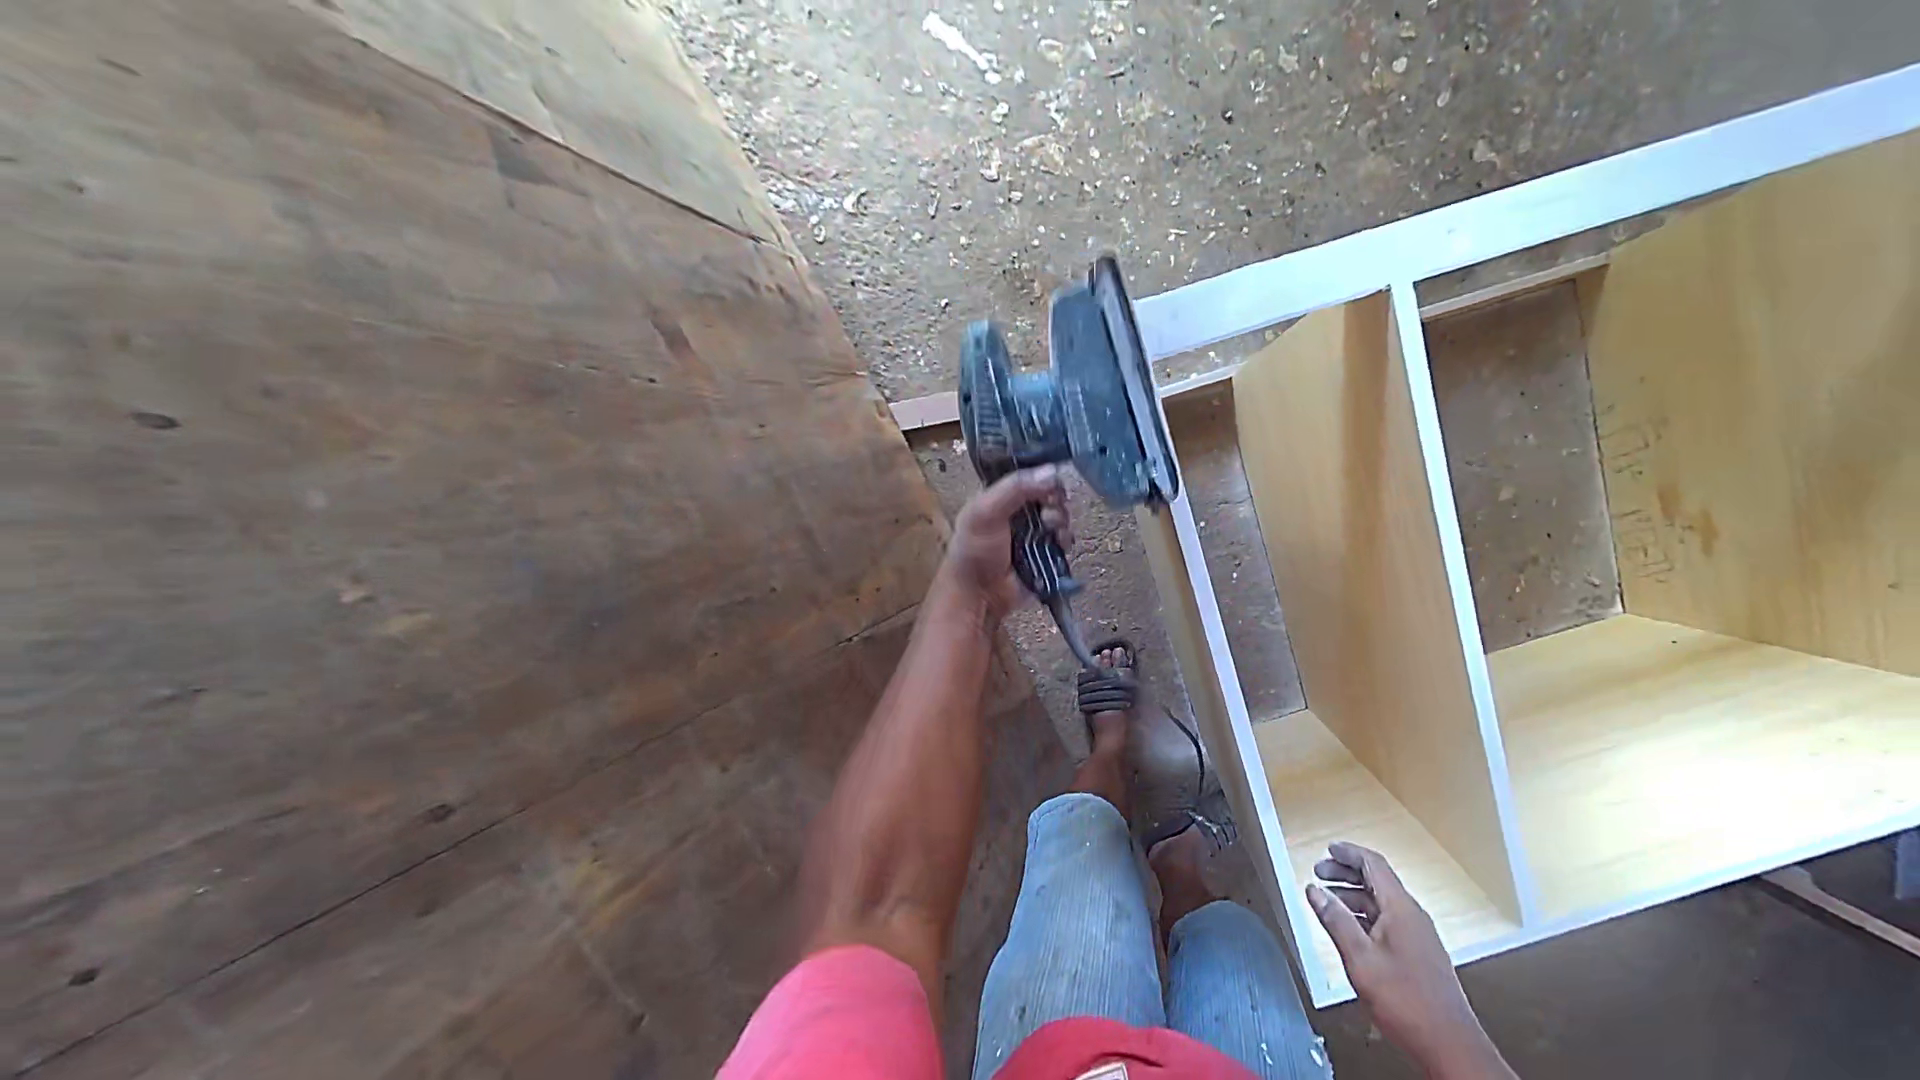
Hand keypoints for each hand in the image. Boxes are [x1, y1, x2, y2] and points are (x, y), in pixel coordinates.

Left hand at [940, 465, 1071, 619]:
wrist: (979, 595)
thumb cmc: (975, 551)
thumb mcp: (986, 511)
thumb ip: (1016, 488)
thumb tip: (1053, 471)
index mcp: (999, 495)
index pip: (1028, 474)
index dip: (1044, 475)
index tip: (1053, 481)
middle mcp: (1017, 510)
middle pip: (1049, 494)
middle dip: (1055, 500)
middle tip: (1050, 509)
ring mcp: (1032, 532)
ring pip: (1059, 516)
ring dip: (1061, 520)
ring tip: (1052, 529)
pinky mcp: (1045, 553)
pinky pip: (1063, 540)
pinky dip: (1065, 539)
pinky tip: (1059, 543)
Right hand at [1309, 843, 1516, 1079]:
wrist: (1448, 1046)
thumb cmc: (1410, 1004)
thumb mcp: (1359, 957)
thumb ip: (1335, 919)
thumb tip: (1315, 892)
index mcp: (1402, 910)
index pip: (1374, 865)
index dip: (1349, 853)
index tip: (1330, 849)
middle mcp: (1414, 918)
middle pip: (1378, 880)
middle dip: (1346, 872)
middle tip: (1321, 871)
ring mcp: (1418, 936)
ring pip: (1381, 902)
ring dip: (1353, 894)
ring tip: (1328, 899)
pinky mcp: (1418, 953)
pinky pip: (1387, 920)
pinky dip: (1363, 914)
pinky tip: (1348, 927)